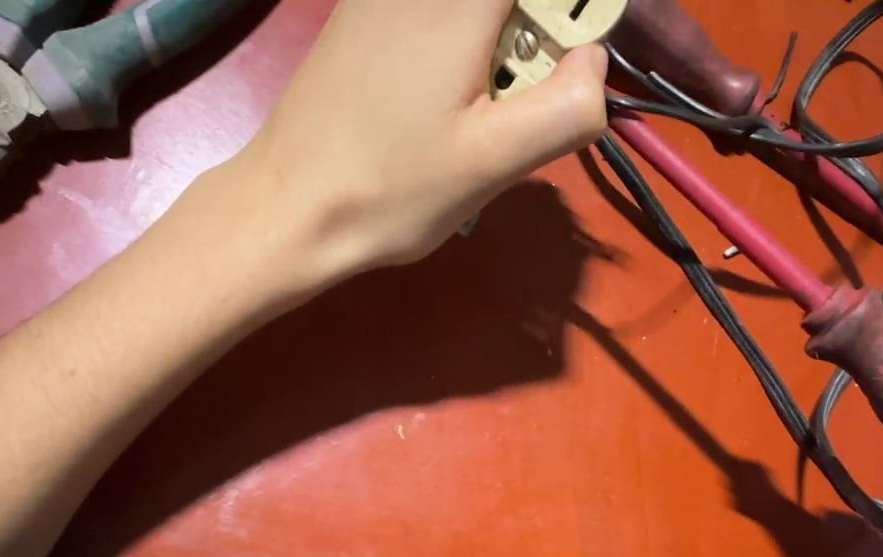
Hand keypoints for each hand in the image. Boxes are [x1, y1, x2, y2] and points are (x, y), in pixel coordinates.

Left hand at [234, 0, 609, 278]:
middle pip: (513, 4)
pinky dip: (462, 50)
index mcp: (461, 0)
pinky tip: (437, 108)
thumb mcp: (494, 163)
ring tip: (477, 115)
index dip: (573, 15)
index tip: (569, 68)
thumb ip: (566, 107)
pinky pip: (435, 18)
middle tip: (518, 106)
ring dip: (501, 51)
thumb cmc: (392, 191)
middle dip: (535, 37)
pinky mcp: (360, 18)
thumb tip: (593, 61)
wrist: (289, 210)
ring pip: (475, 15)